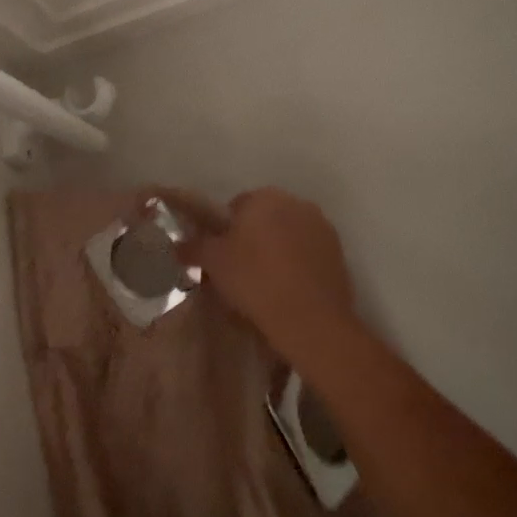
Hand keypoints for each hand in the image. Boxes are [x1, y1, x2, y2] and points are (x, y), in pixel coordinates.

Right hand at [163, 186, 361, 354]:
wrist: (310, 320)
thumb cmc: (254, 280)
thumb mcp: (212, 262)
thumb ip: (192, 247)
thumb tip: (177, 244)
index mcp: (265, 197)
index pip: (236, 206)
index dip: (224, 231)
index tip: (221, 257)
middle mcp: (296, 203)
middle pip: (264, 218)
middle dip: (252, 237)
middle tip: (239, 270)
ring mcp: (322, 228)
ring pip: (288, 235)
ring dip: (276, 249)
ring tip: (265, 282)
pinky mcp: (338, 253)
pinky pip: (307, 253)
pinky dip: (297, 264)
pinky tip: (287, 289)